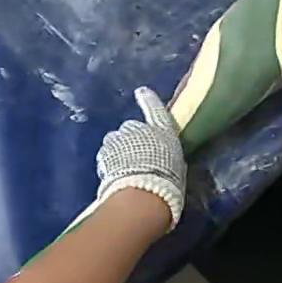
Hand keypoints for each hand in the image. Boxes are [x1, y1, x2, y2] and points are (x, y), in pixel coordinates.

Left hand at [95, 87, 185, 230]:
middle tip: (134, 158)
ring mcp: (120, 138)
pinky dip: (108, 161)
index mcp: (164, 132)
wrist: (143, 191)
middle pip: (131, 128)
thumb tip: (159, 156)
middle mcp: (141, 130)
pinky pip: (105, 153)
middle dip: (130, 140)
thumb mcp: (176, 166)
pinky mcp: (105, 149)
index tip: (141, 91)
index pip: (156, 111)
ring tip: (122, 169)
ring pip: (115, 140)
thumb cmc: (167, 183)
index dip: (149, 100)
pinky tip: (113, 175)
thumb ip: (165, 155)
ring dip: (117, 149)